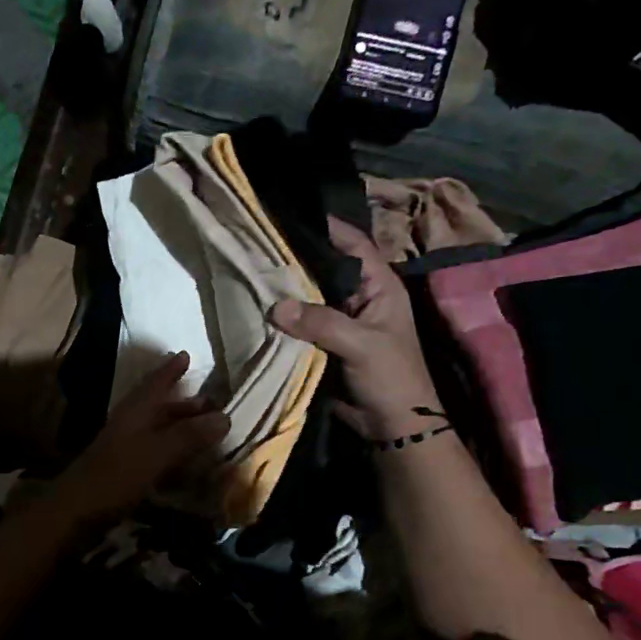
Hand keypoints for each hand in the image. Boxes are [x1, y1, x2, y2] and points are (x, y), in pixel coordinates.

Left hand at [57, 351, 230, 519]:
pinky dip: (172, 448)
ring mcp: (125, 446)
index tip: (185, 354)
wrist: (77, 509)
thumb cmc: (116, 475)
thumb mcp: (157, 453)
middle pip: (159, 406)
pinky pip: (154, 449)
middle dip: (184, 402)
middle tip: (212, 401)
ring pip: (157, 427)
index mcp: (135, 412)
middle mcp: (129, 423)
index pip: (155, 383)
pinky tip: (185, 458)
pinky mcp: (125, 468)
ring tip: (206, 428)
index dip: (170, 370)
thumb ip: (188, 435)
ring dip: (179, 425)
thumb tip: (224, 416)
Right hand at [269, 215, 442, 441]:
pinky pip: (296, 322)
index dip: (326, 227)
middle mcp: (356, 296)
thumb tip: (275, 306)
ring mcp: (336, 319)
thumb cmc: (391, 378)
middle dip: (293, 257)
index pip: (352, 244)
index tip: (290, 214)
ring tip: (249, 270)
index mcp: (379, 286)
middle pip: (322, 267)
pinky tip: (254, 306)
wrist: (391, 425)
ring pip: (305, 295)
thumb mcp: (362, 345)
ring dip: (282, 288)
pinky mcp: (320, 341)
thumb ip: (322, 322)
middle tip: (256, 243)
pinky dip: (278, 316)